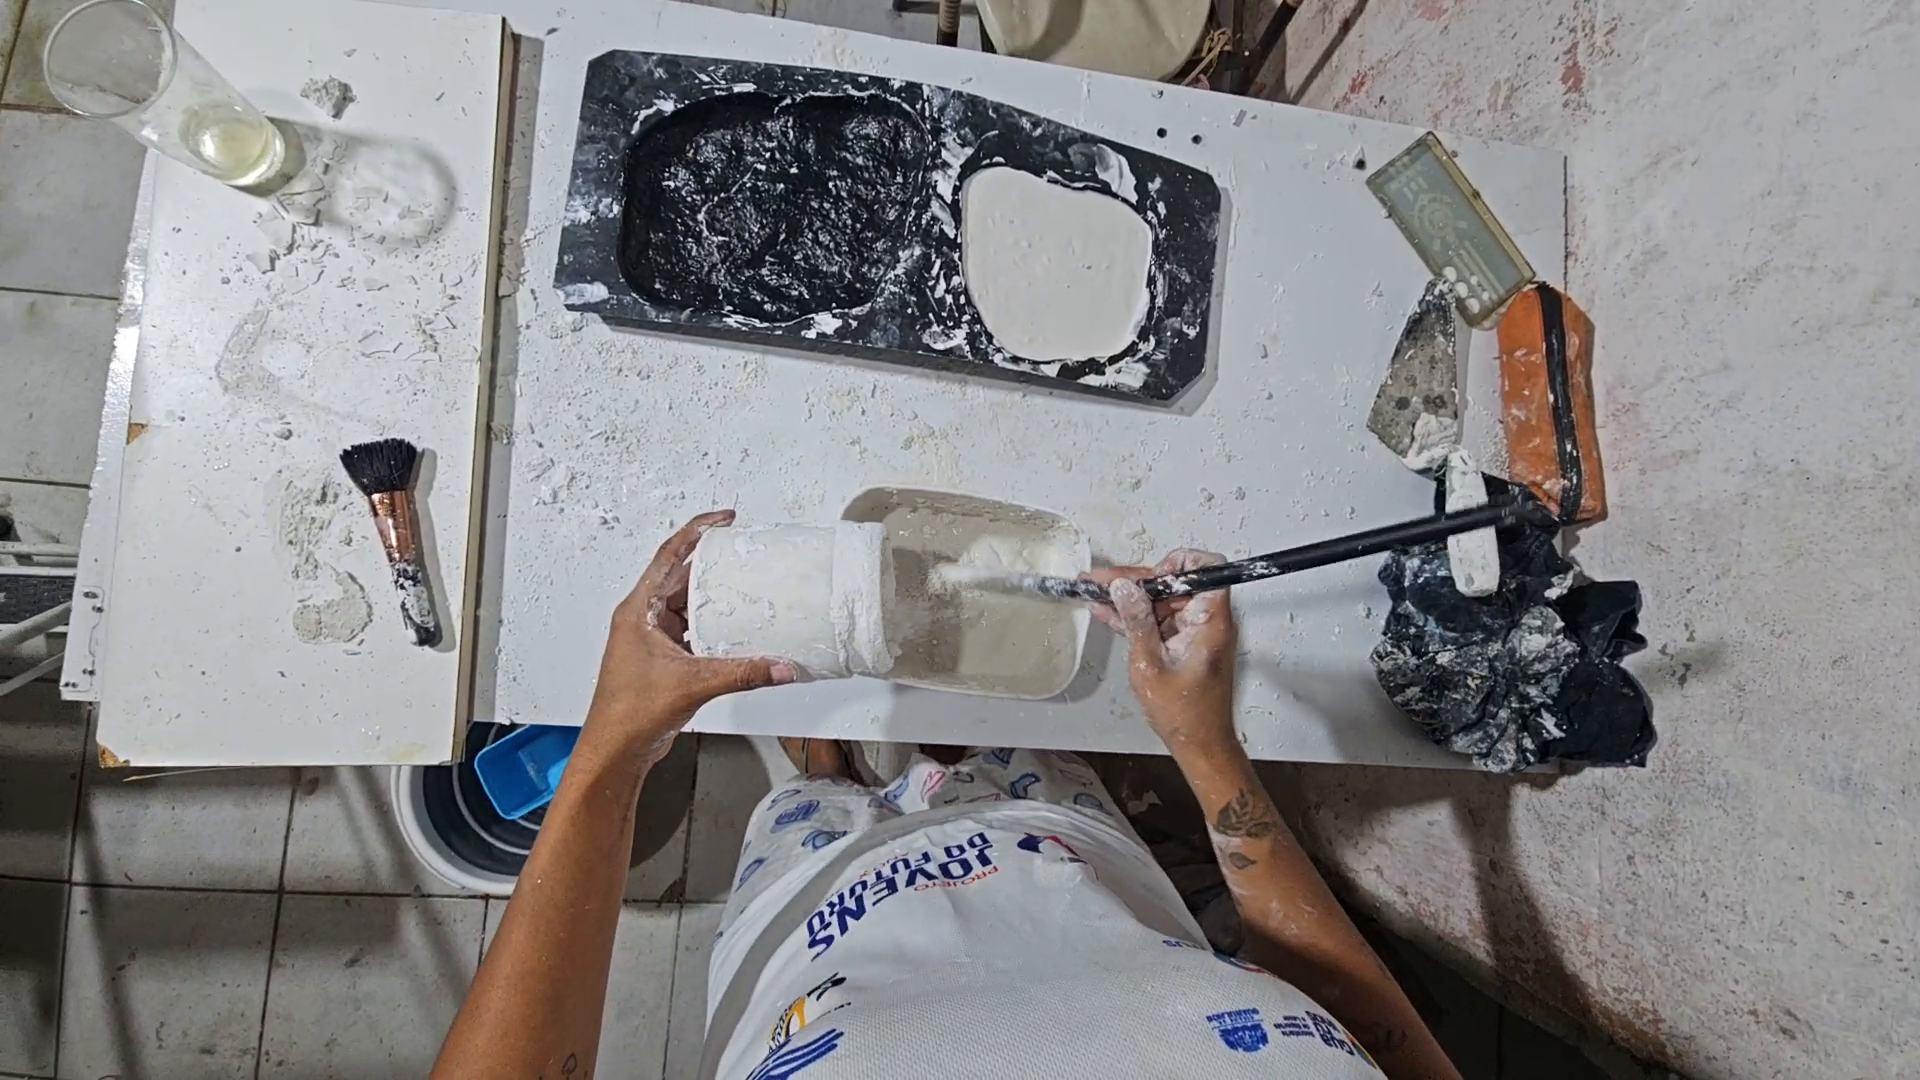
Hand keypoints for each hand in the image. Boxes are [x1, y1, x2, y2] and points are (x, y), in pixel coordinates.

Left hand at [587, 510, 796, 756]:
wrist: (615, 751)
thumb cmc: (627, 714)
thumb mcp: (694, 684)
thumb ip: (744, 673)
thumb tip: (781, 666)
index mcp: (639, 611)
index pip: (669, 556)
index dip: (697, 531)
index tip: (723, 519)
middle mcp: (644, 619)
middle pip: (683, 577)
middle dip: (714, 563)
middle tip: (743, 550)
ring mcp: (654, 638)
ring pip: (690, 603)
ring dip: (716, 596)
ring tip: (746, 585)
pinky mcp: (666, 657)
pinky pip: (695, 628)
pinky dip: (716, 624)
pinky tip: (737, 628)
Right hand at [1087, 549, 1237, 759]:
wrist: (1198, 744)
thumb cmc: (1183, 713)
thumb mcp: (1149, 664)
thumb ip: (1136, 621)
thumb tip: (1123, 586)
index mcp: (1209, 621)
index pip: (1207, 568)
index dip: (1178, 563)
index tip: (1149, 576)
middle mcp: (1207, 620)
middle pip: (1175, 583)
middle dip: (1137, 580)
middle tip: (1100, 581)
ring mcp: (1195, 631)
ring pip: (1162, 600)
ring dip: (1130, 598)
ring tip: (1094, 592)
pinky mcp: (1183, 642)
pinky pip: (1159, 619)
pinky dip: (1135, 616)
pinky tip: (1106, 611)